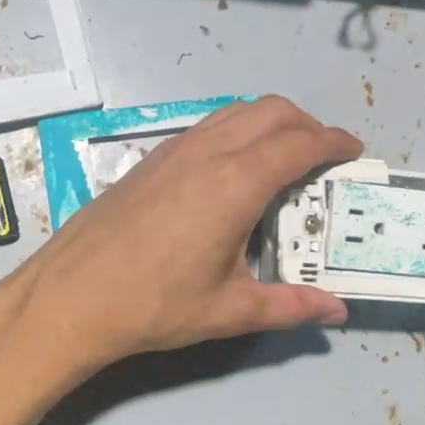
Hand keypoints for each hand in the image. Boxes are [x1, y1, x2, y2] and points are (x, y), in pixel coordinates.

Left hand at [9, 96, 361, 368]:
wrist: (71, 296)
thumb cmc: (154, 305)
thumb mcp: (230, 311)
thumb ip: (290, 307)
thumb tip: (337, 312)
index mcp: (236, 184)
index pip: (299, 144)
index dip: (333, 142)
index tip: (353, 150)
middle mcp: (208, 152)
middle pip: (271, 111)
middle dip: (307, 124)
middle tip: (324, 156)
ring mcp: (174, 150)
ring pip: (236, 112)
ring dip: (271, 123)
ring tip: (284, 158)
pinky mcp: (151, 158)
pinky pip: (209, 126)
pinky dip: (238, 131)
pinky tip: (234, 171)